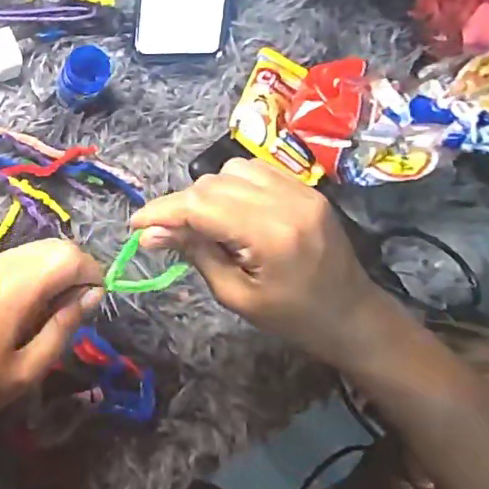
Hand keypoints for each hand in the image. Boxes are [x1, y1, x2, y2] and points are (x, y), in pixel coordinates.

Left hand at [0, 240, 103, 446]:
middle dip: (75, 270)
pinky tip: (20, 310)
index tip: (93, 304)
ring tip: (47, 314)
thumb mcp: (24, 371)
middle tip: (73, 311)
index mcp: (13, 287)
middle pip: (52, 246)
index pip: (69, 255)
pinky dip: (29, 274)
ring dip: (52, 271)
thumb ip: (62, 329)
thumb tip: (91, 296)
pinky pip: (11, 259)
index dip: (93, 274)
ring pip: (32, 250)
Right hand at [128, 158, 401, 367]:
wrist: (354, 316)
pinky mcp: (305, 187)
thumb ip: (193, 254)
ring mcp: (300, 189)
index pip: (201, 206)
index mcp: (271, 235)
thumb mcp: (236, 295)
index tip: (135, 225)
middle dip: (181, 205)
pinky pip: (254, 169)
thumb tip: (147, 234)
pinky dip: (231, 185)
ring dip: (206, 192)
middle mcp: (286, 201)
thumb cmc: (293, 318)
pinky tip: (229, 209)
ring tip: (203, 223)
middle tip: (165, 233)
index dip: (161, 211)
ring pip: (230, 170)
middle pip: (211, 184)